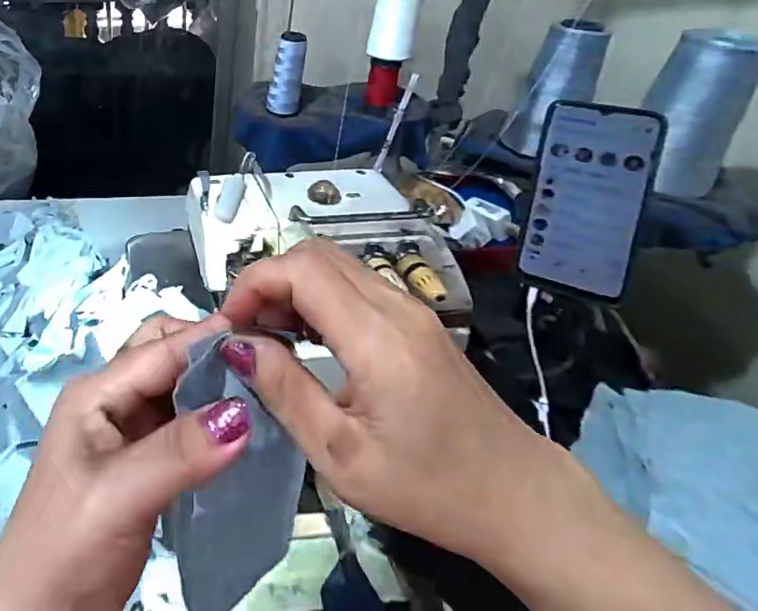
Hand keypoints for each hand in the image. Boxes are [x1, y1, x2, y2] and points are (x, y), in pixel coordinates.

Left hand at [0, 315, 243, 610]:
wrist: (39, 607)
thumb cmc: (68, 542)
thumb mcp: (121, 493)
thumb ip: (178, 452)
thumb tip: (243, 412)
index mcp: (95, 392)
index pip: (158, 350)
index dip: (208, 338)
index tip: (266, 334)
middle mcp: (109, 401)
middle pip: (162, 356)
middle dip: (208, 353)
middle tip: (267, 367)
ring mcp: (123, 432)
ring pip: (174, 390)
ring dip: (212, 387)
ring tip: (267, 395)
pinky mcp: (139, 463)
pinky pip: (179, 427)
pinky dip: (208, 423)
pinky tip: (242, 436)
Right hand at [218, 241, 726, 608]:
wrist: (526, 504)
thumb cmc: (432, 489)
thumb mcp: (342, 456)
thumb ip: (284, 391)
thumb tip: (237, 344)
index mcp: (380, 340)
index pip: (299, 269)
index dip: (252, 283)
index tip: (231, 325)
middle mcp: (397, 308)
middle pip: (311, 254)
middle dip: (266, 280)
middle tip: (248, 328)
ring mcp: (410, 308)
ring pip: (330, 262)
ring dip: (288, 285)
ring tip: (271, 333)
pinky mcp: (414, 318)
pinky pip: (350, 280)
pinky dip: (313, 293)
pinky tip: (305, 335)